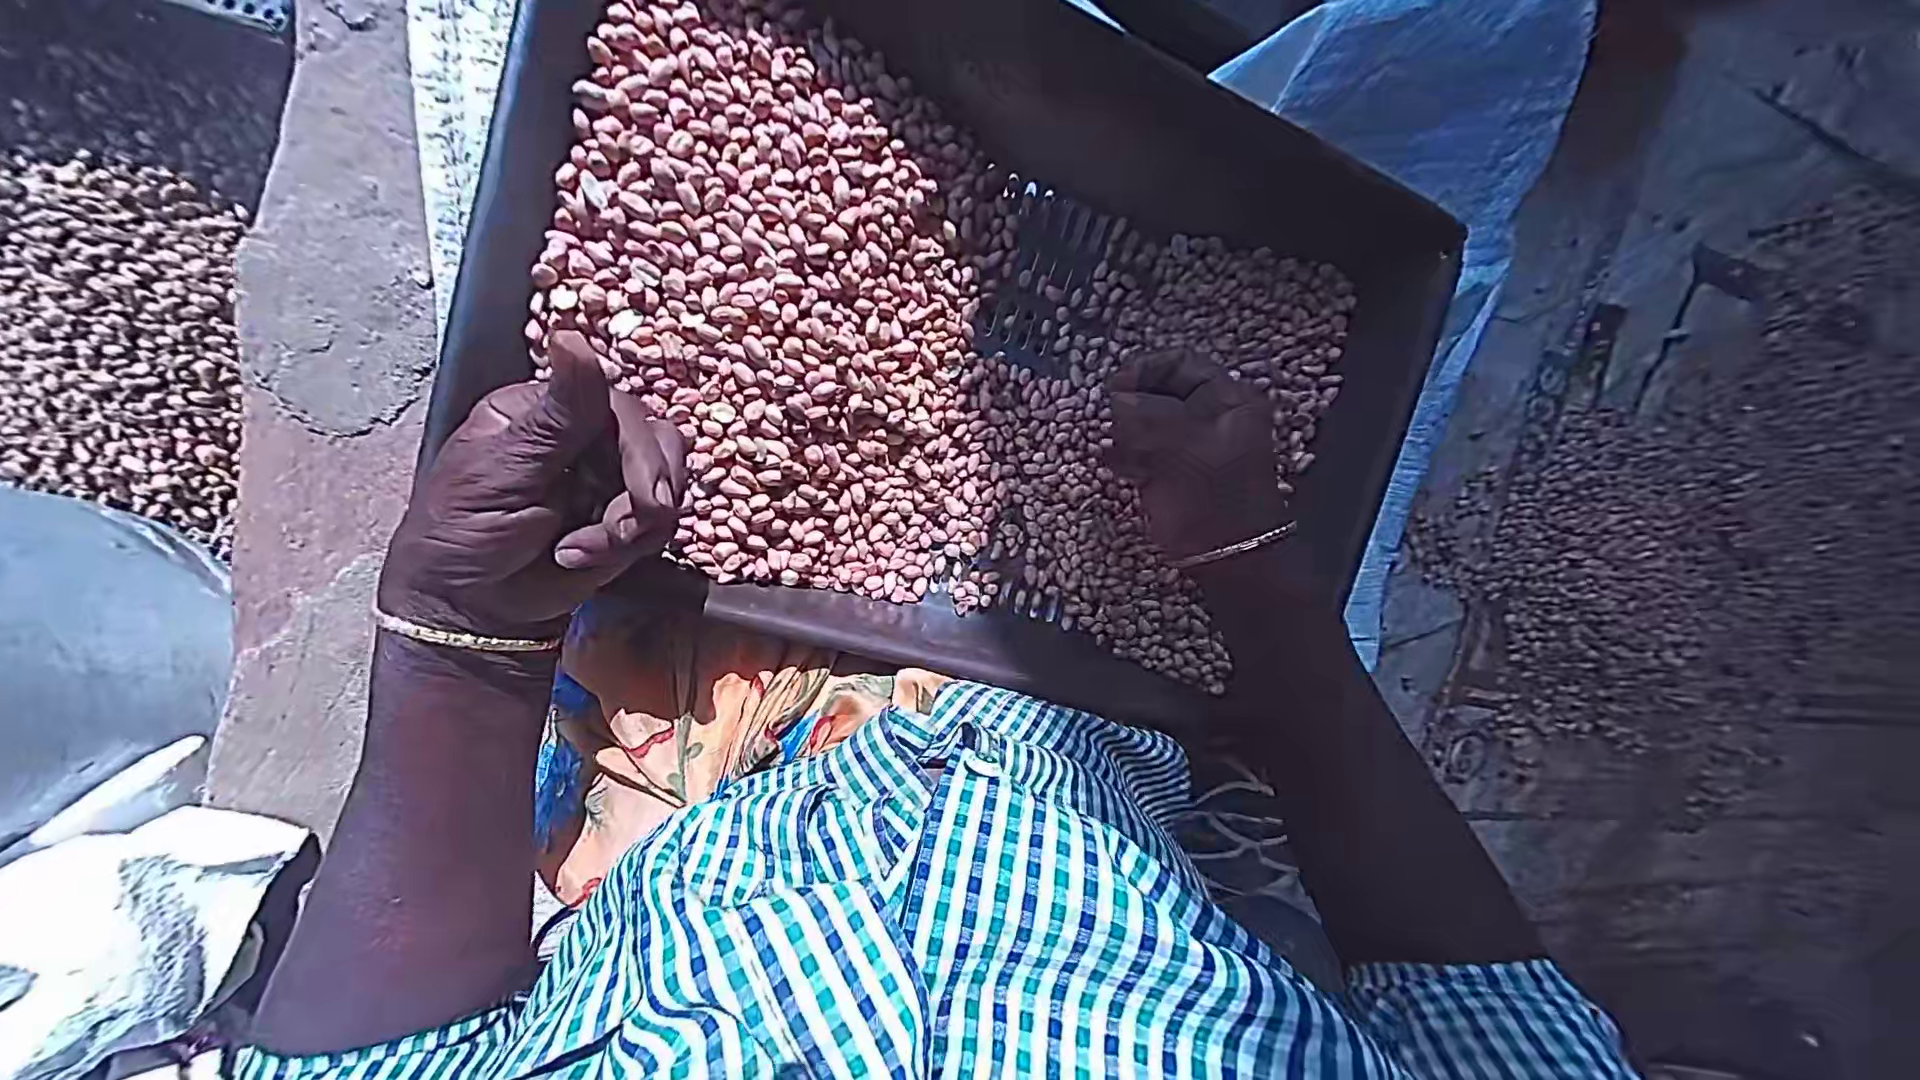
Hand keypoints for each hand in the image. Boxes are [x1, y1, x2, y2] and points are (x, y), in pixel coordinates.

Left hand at [377, 330, 687, 644]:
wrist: (476, 611)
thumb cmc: (464, 536)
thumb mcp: (503, 473)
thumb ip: (555, 414)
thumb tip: (573, 338)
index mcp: (547, 411)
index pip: (619, 406)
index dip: (639, 449)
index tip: (643, 496)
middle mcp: (587, 436)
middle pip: (658, 441)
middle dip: (645, 492)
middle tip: (621, 531)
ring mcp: (612, 475)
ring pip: (670, 478)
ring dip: (642, 520)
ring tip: (594, 546)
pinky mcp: (629, 512)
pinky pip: (666, 516)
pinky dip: (638, 542)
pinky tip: (590, 555)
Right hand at [1108, 350, 1288, 563]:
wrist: (1227, 562)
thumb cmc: (1212, 500)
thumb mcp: (1180, 448)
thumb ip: (1143, 416)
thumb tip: (1113, 397)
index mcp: (1226, 400)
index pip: (1179, 363)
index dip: (1144, 370)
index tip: (1112, 389)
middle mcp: (1208, 418)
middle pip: (1157, 393)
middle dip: (1125, 403)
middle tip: (1100, 418)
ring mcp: (1187, 447)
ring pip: (1143, 423)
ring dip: (1119, 429)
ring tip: (1100, 440)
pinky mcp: (1170, 474)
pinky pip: (1139, 452)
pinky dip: (1121, 453)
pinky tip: (1106, 459)